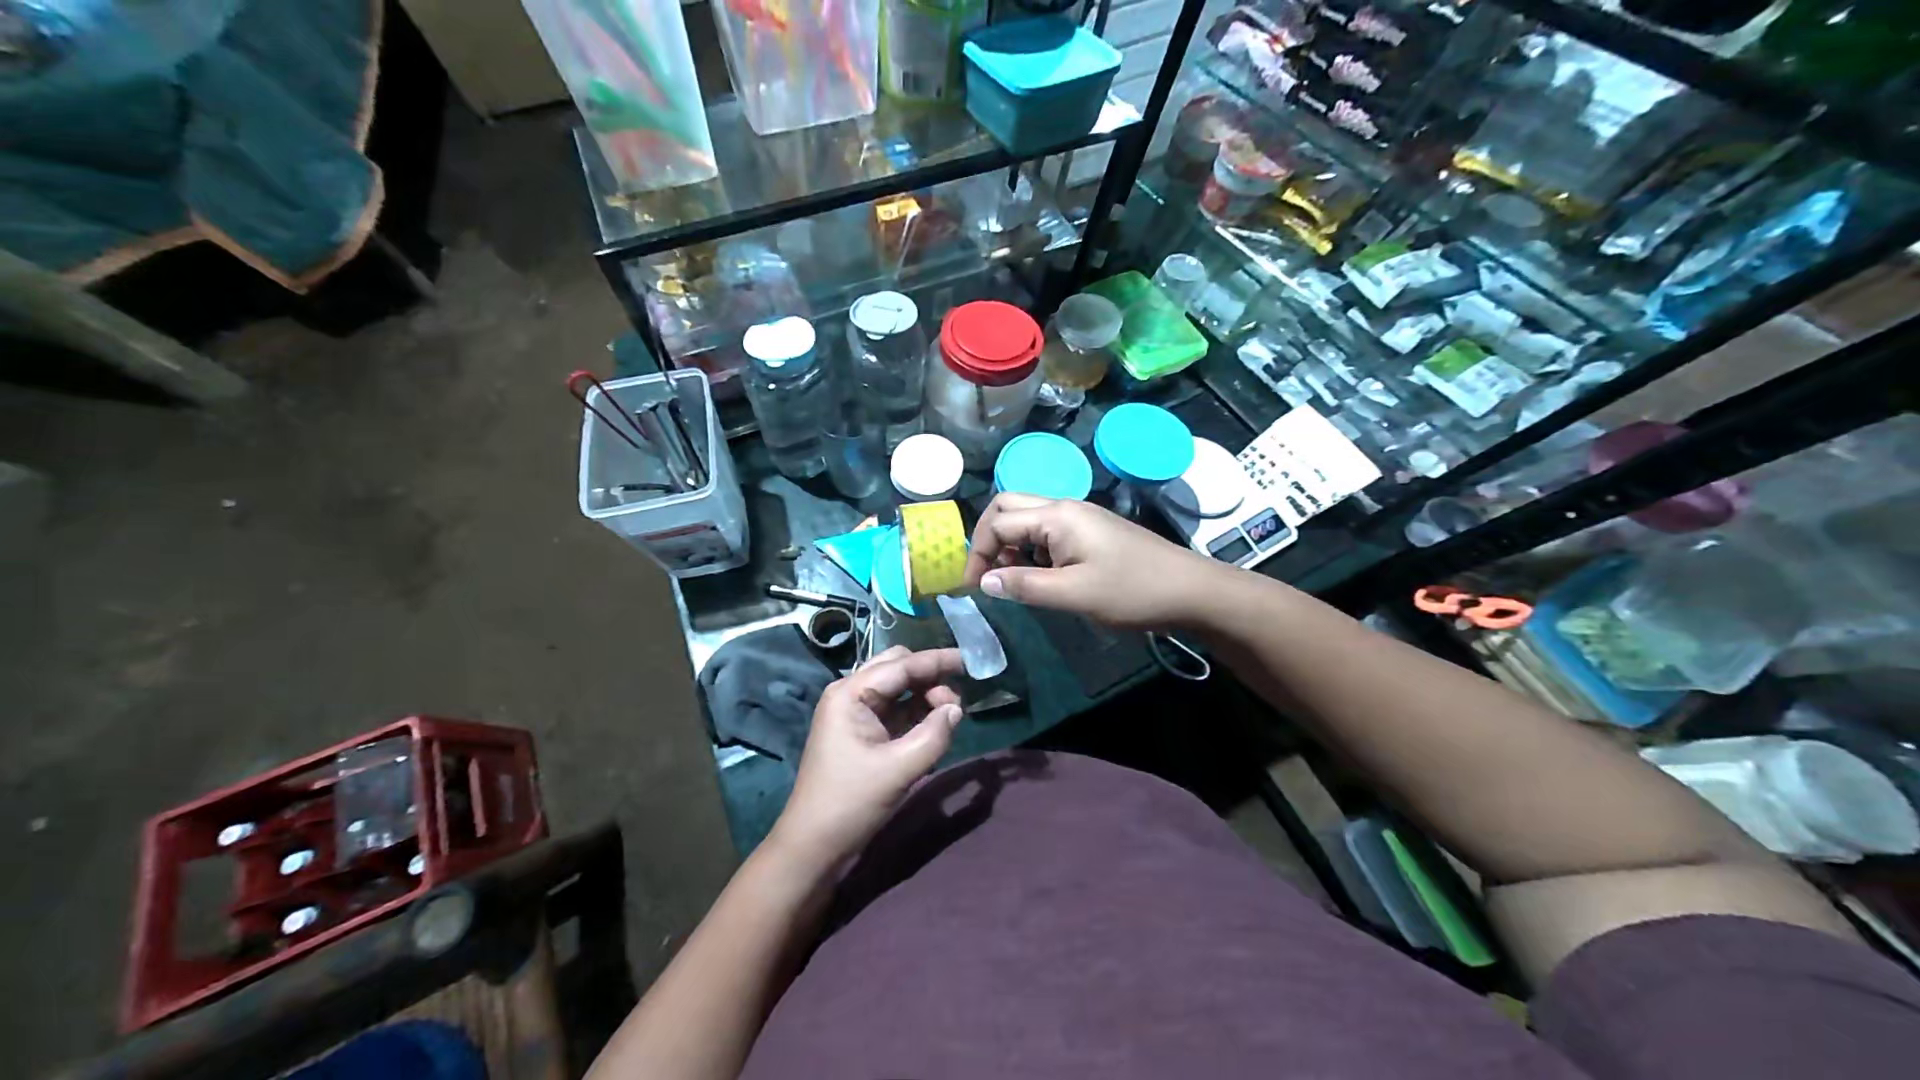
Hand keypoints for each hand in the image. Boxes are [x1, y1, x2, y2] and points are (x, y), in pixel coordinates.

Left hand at [768, 647, 964, 872]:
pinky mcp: (863, 733)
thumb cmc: (851, 802)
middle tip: (958, 699)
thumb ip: (934, 735)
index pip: (901, 665)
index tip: (970, 661)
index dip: (936, 661)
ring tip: (950, 716)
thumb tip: (956, 710)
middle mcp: (851, 694)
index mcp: (851, 693)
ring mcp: (856, 714)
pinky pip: (896, 711)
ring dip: (926, 695)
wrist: (814, 845)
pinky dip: (917, 713)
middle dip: (930, 677)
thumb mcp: (899, 769)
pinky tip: (936, 726)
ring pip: (899, 689)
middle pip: (898, 668)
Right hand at [963, 494, 1227, 628]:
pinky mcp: (1091, 531)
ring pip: (1027, 519)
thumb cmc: (1131, 592)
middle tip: (989, 576)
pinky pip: (1047, 531)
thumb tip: (985, 581)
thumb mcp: (1073, 595)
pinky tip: (1041, 577)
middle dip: (989, 539)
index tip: (973, 589)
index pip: (998, 522)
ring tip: (1015, 581)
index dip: (978, 554)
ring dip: (1011, 546)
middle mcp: (1064, 507)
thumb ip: (1024, 586)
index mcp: (1057, 516)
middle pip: (1009, 508)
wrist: (1190, 590)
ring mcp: (1080, 517)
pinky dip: (1032, 551)